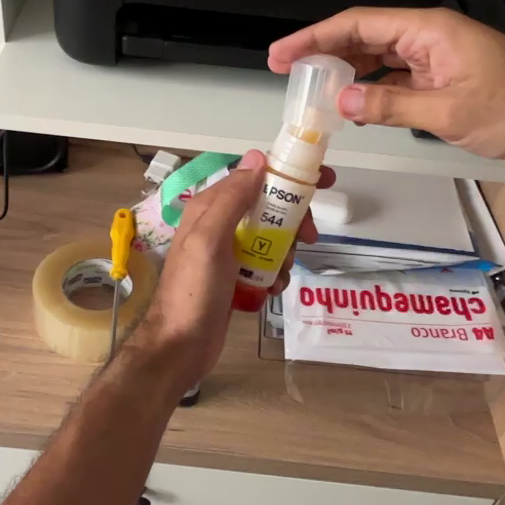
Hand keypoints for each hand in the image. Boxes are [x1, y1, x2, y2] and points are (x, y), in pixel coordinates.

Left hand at [128, 150, 332, 381]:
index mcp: (209, 207)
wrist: (181, 346)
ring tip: (281, 271)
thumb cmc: (193, 292)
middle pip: (267, 207)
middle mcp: (218, 224)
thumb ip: (232, 199)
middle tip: (309, 236)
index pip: (254, 177)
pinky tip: (272, 289)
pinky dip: (275, 273)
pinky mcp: (234, 277)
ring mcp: (226, 252)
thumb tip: (258, 158)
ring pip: (271, 236)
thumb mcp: (210, 239)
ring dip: (285, 251)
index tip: (323, 180)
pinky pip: (265, 264)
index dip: (288, 176)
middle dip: (292, 220)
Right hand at [268, 7, 504, 178]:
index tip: (283, 53)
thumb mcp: (450, 111)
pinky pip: (399, 84)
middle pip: (365, 38)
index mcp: (431, 30)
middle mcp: (432, 40)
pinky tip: (356, 107)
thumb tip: (345, 99)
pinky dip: (374, 94)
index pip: (359, 24)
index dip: (316, 36)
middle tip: (289, 72)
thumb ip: (393, 105)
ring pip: (380, 62)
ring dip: (348, 74)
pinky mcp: (447, 86)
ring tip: (314, 91)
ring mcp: (440, 63)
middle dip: (325, 53)